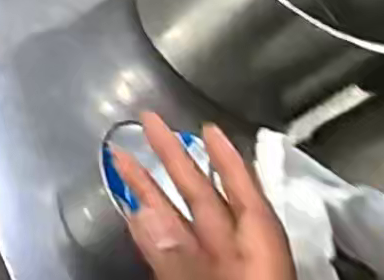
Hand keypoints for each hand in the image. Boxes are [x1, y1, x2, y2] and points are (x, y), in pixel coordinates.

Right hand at [109, 112, 293, 279]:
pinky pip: (171, 259)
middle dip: (175, 159)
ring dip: (151, 192)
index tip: (208, 127)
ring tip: (121, 155)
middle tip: (149, 119)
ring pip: (183, 228)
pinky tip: (130, 210)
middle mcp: (240, 262)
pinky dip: (151, 233)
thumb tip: (145, 211)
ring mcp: (217, 277)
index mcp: (263, 258)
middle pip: (208, 203)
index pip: (248, 199)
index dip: (229, 161)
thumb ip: (184, 258)